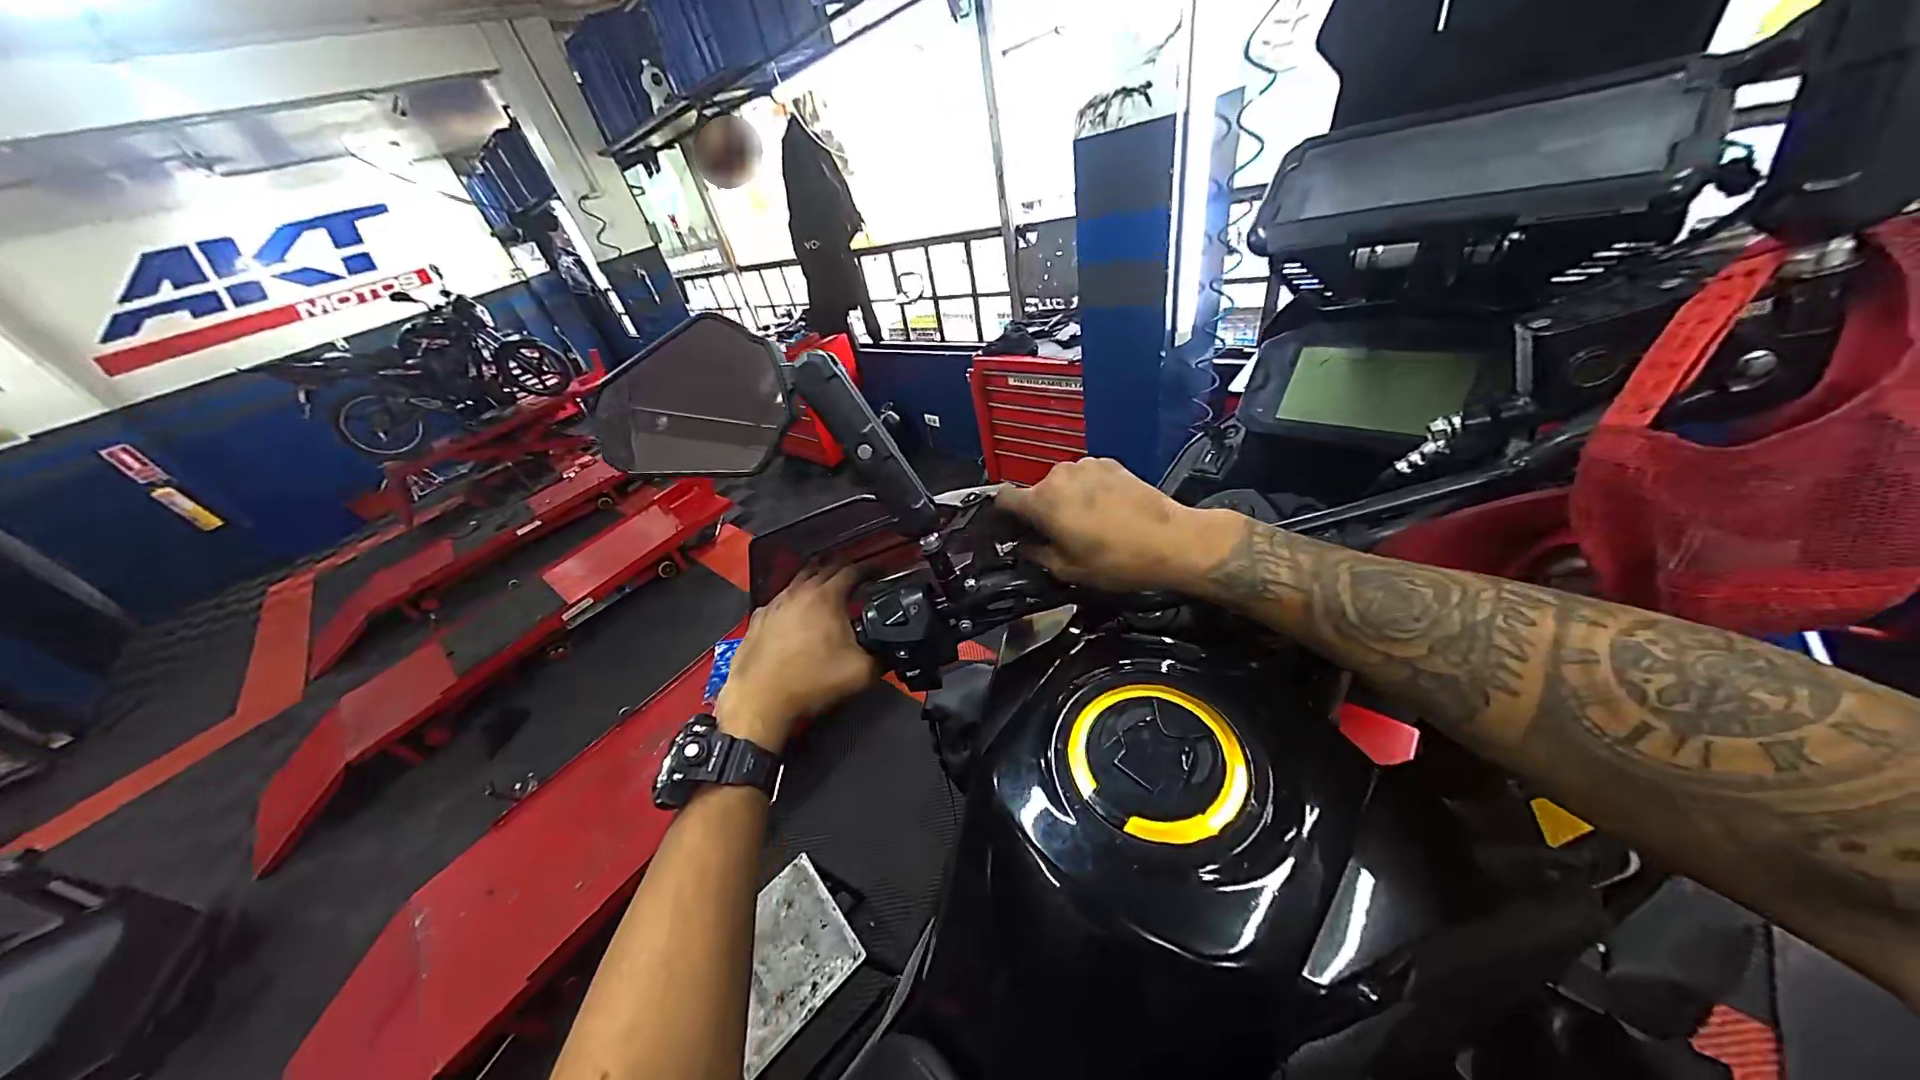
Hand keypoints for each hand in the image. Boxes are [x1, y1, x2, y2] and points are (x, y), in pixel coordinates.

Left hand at [714, 566, 878, 752]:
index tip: (876, 572)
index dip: (869, 569)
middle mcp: (799, 593)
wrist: (760, 700)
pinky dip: (793, 599)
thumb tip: (888, 654)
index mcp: (826, 598)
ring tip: (829, 587)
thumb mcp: (861, 672)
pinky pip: (780, 599)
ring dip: (817, 579)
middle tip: (856, 576)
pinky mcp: (759, 619)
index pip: (853, 571)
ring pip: (800, 580)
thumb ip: (882, 657)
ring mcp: (776, 604)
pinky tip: (798, 611)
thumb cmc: (805, 683)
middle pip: (824, 568)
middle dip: (843, 569)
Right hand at [993, 458, 1237, 593]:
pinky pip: (1087, 477)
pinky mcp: (1111, 463)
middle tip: (1056, 535)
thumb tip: (1025, 546)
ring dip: (1066, 499)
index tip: (1011, 529)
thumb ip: (1037, 554)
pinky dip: (1088, 490)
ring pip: (1063, 483)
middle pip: (1036, 491)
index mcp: (1042, 500)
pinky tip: (1106, 510)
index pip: (1003, 498)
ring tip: (1086, 523)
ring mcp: (1087, 465)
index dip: (1003, 515)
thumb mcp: (1068, 570)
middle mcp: (1059, 475)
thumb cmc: (1116, 560)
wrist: (1173, 540)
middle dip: (1041, 510)